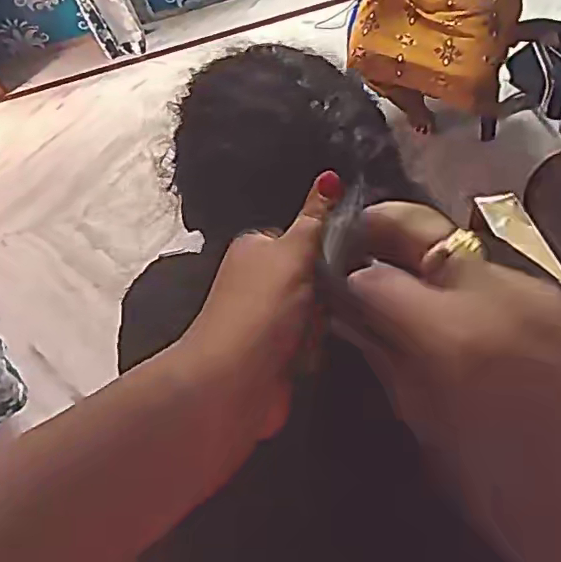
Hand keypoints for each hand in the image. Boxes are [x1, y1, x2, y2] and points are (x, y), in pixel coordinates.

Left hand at [170, 171, 338, 441]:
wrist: (230, 383)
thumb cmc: (257, 311)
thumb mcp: (292, 254)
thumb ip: (315, 219)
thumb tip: (330, 178)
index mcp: (257, 247)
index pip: (306, 239)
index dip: (323, 256)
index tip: (327, 268)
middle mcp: (258, 279)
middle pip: (317, 280)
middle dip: (322, 299)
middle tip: (310, 308)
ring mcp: (266, 318)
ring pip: (318, 316)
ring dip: (317, 330)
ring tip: (300, 339)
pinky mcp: (274, 354)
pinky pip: (311, 348)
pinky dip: (309, 356)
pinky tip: (297, 361)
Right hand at [334, 203, 560, 561]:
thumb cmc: (535, 514)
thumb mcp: (441, 446)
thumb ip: (393, 369)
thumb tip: (357, 323)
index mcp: (455, 341)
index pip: (373, 278)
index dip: (347, 280)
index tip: (339, 288)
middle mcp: (500, 298)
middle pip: (422, 227)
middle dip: (383, 226)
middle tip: (364, 238)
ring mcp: (548, 294)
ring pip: (469, 255)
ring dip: (438, 266)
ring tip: (431, 299)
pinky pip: (515, 283)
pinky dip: (487, 294)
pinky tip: (493, 330)